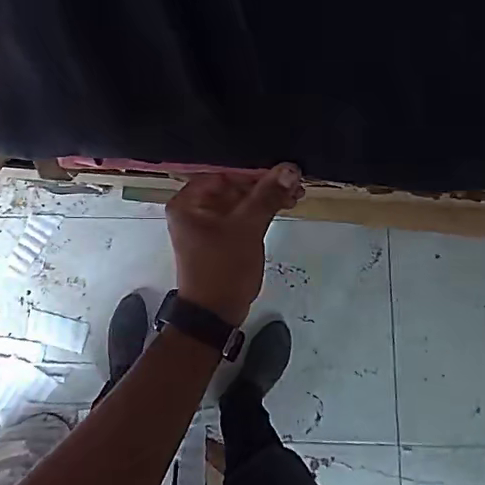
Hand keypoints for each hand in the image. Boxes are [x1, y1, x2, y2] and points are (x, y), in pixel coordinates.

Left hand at [164, 163, 304, 324]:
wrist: (215, 315)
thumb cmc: (223, 270)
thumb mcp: (247, 228)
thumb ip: (267, 196)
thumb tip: (290, 169)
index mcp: (188, 202)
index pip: (225, 174)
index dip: (255, 172)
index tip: (284, 171)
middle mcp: (194, 209)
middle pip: (234, 186)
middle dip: (265, 185)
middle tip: (295, 184)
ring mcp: (207, 224)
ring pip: (241, 200)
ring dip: (267, 197)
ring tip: (295, 196)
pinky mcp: (221, 237)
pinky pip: (242, 215)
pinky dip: (261, 211)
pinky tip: (283, 206)